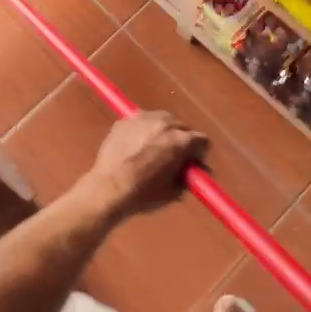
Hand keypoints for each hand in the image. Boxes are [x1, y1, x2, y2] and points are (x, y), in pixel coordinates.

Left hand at [79, 111, 206, 220]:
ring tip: (155, 147)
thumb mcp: (173, 192)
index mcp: (180, 141)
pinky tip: (138, 144)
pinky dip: (145, 129)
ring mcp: (142, 118)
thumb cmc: (143, 194)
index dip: (199, 153)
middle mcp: (164, 123)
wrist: (108, 188)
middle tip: (175, 157)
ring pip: (163, 118)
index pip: (202, 140)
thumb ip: (189, 178)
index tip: (192, 164)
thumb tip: (197, 172)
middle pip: (183, 126)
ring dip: (165, 130)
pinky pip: (142, 120)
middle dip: (183, 140)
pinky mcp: (124, 120)